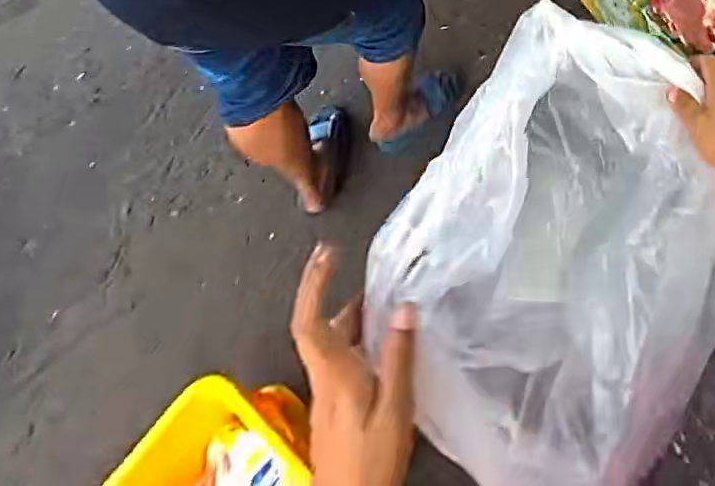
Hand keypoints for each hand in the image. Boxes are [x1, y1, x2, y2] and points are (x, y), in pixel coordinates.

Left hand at [291, 243, 417, 485]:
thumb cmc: (372, 459)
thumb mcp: (394, 406)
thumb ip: (399, 355)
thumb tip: (404, 306)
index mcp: (335, 375)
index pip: (310, 323)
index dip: (314, 285)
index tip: (326, 254)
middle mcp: (324, 380)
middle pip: (320, 329)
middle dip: (331, 291)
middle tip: (357, 264)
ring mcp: (328, 394)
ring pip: (332, 342)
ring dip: (350, 313)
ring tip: (383, 294)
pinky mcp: (336, 405)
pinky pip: (342, 357)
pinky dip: (359, 334)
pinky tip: (383, 335)